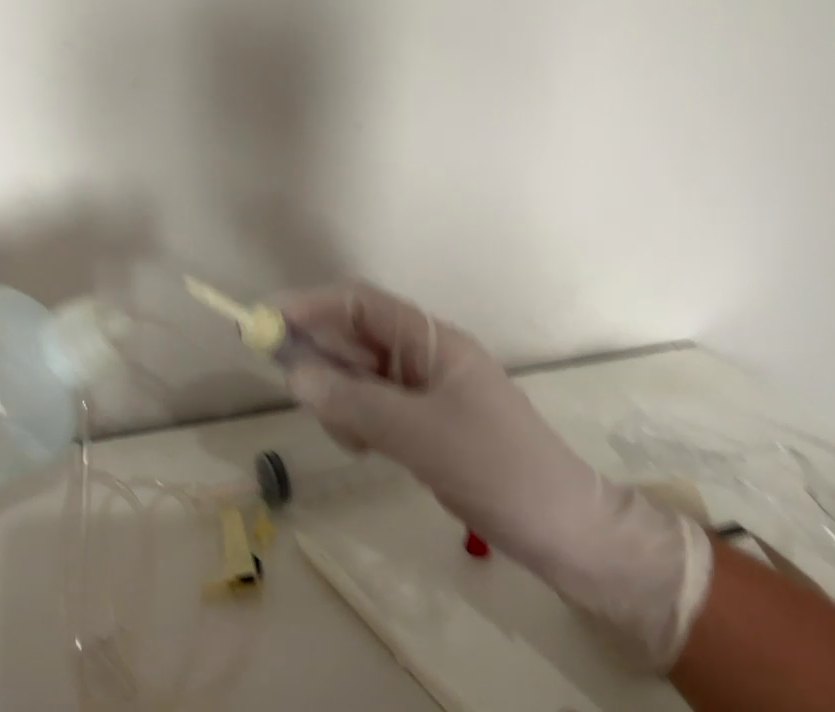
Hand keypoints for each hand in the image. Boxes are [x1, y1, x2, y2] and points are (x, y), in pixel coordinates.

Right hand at [282, 281, 711, 668]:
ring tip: (350, 437)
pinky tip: (365, 449)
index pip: (362, 304)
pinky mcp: (428, 426)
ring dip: (340, 396)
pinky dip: (358, 421)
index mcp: (434, 343)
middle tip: (298, 391)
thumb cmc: (497, 469)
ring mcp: (429, 393)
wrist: (565, 531)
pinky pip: (376, 409)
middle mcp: (428, 359)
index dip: (314, 306)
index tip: (269, 323)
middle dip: (323, 358)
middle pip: (357, 339)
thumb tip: (294, 376)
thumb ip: (354, 403)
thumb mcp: (419, 435)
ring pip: (362, 377)